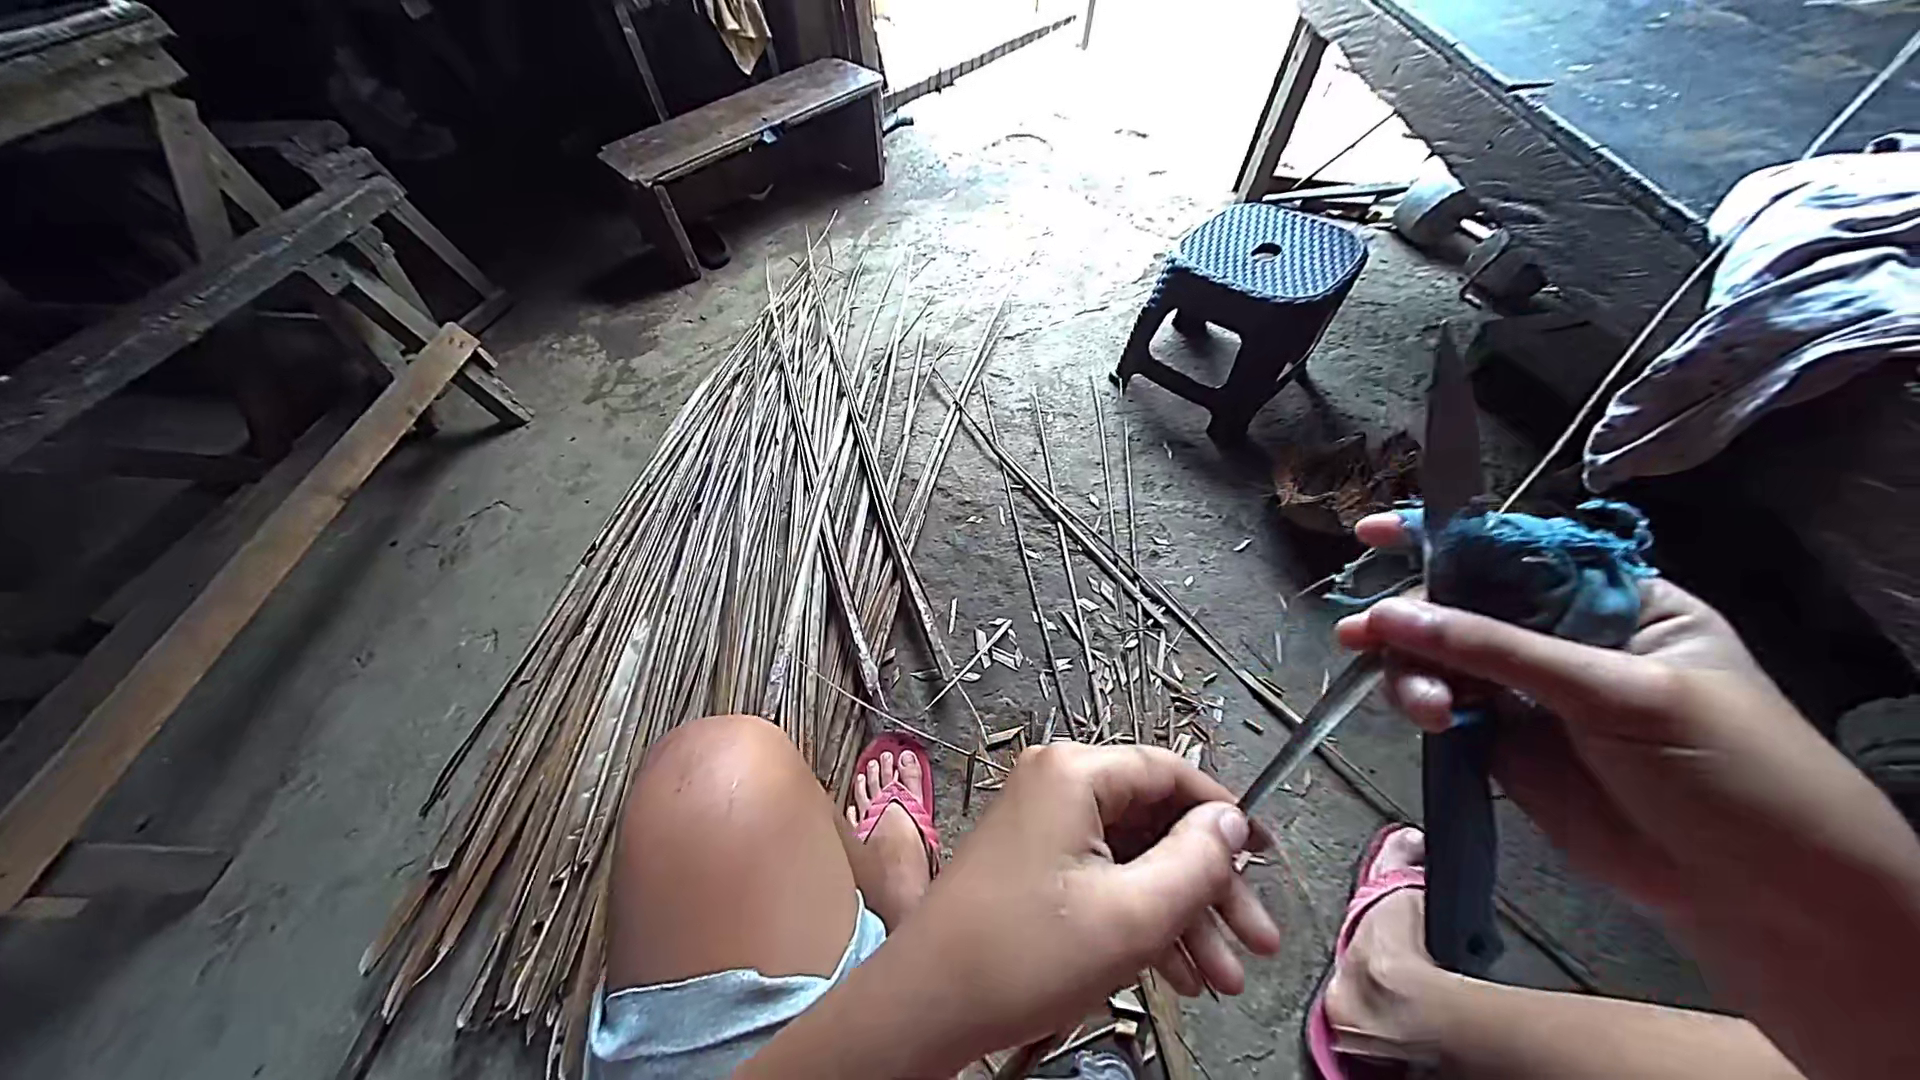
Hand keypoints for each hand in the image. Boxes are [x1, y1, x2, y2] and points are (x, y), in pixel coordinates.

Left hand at [743, 743, 1281, 1077]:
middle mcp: (1057, 782)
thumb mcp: (1131, 913)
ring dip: (1180, 910)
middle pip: (1154, 818)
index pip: (1168, 772)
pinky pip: (1103, 872)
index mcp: (1074, 772)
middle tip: (1256, 938)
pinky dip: (1140, 914)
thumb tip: (1230, 825)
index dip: (1222, 814)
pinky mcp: (1035, 856)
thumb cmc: (1026, 952)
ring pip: (1132, 853)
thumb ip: (1195, 862)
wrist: (932, 1000)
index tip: (1264, 855)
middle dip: (1207, 883)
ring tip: (1223, 974)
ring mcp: (1043, 820)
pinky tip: (1179, 969)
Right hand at [1338, 513, 1919, 1078]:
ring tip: (1421, 707)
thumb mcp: (1618, 693)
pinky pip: (1435, 702)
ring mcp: (1522, 687)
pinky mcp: (1496, 734)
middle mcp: (1556, 635)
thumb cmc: (1728, 771)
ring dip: (1411, 671)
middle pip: (1457, 605)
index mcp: (1610, 601)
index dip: (1442, 539)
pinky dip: (1418, 704)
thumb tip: (1387, 616)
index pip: (1512, 552)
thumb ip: (1496, 649)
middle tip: (1363, 636)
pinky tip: (1427, 721)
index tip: (1374, 534)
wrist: (1761, 898)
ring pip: (1435, 655)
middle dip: (1411, 620)